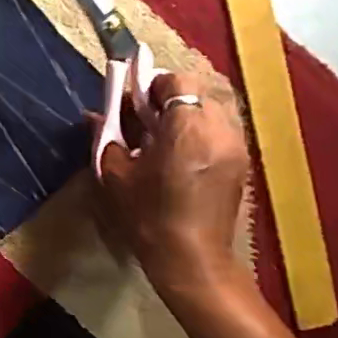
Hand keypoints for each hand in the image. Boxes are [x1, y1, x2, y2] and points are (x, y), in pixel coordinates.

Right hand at [94, 69, 249, 298]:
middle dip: (169, 99)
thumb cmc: (147, 216)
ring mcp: (235, 144)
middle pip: (196, 91)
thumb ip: (107, 137)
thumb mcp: (116, 175)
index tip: (134, 103)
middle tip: (146, 122)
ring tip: (165, 140)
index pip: (175, 80)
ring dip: (187, 115)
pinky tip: (182, 157)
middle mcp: (218, 128)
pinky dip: (201, 133)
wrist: (190, 257)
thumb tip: (95, 115)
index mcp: (185, 127)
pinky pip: (220, 130)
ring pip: (210, 109)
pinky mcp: (242, 161)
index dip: (152, 86)